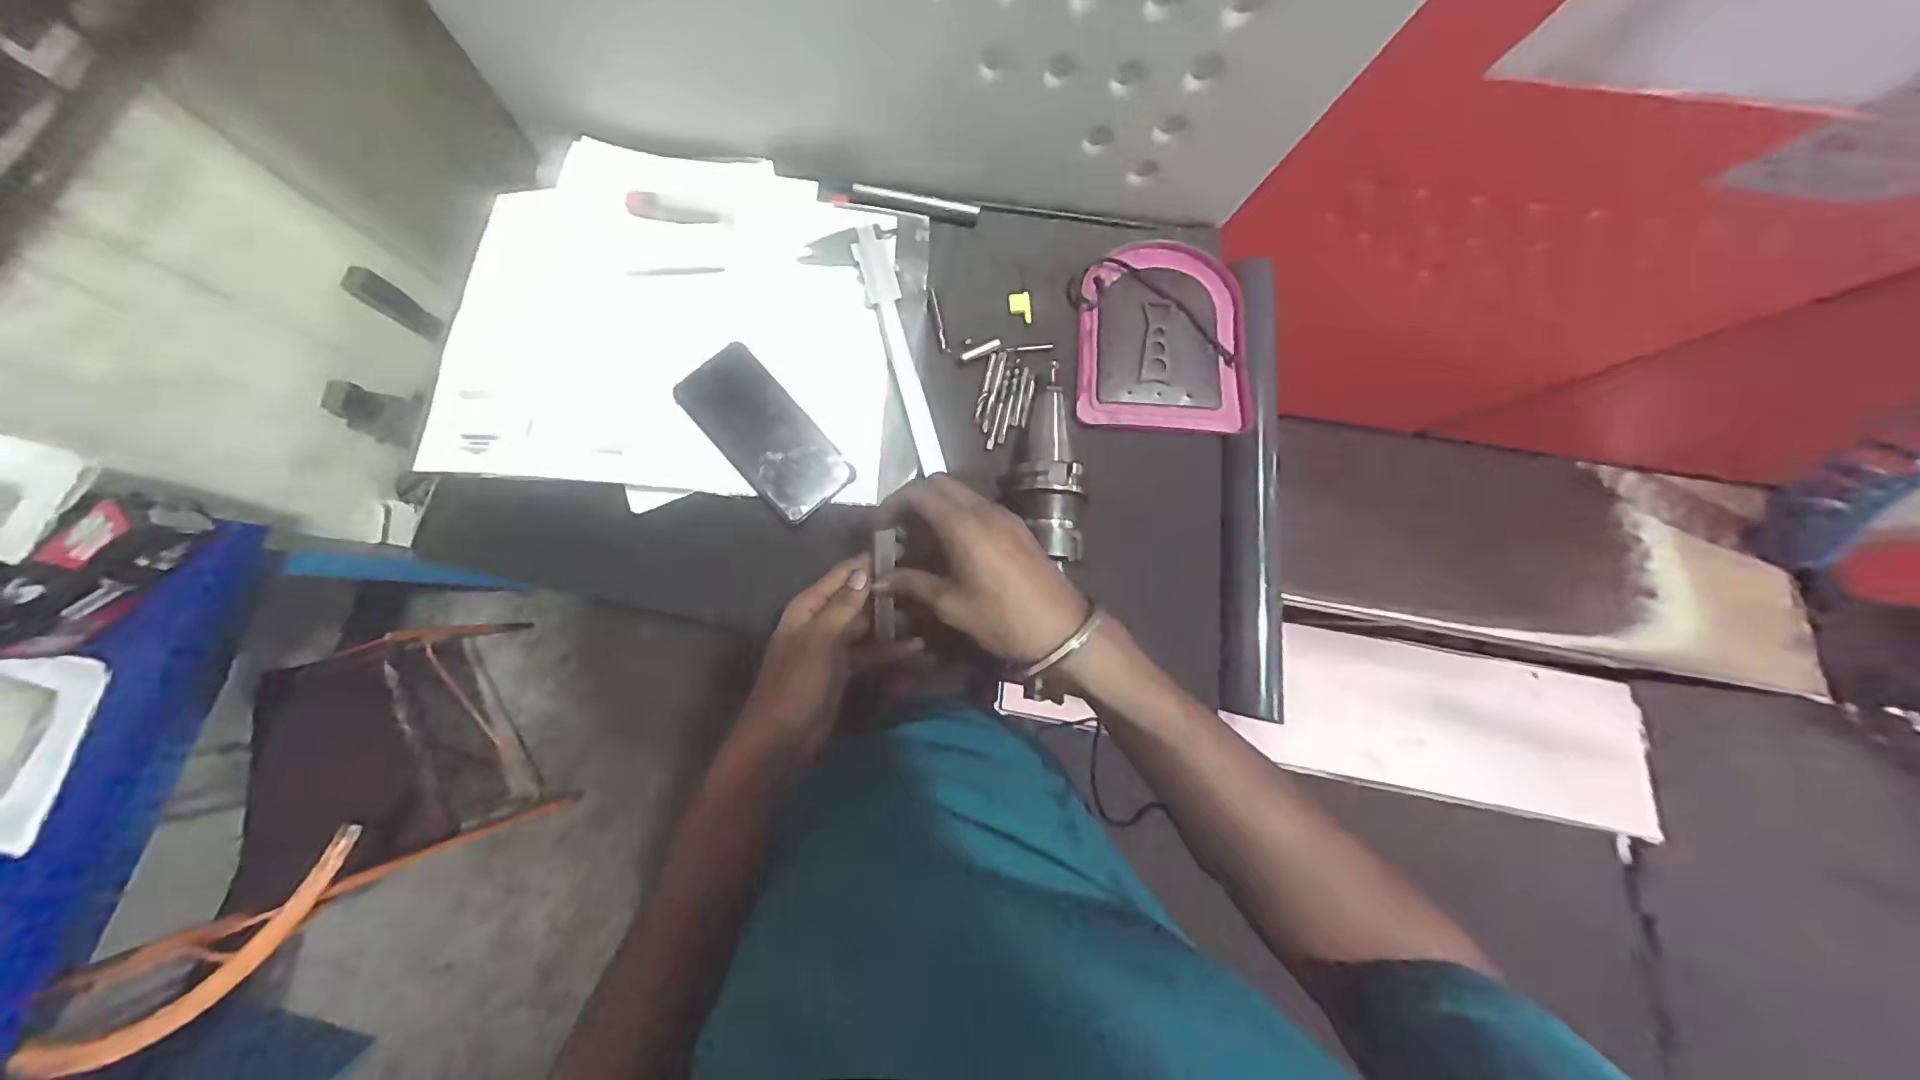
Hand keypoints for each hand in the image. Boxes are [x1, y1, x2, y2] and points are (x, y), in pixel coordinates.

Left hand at [735, 555, 923, 758]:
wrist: (781, 740)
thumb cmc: (797, 685)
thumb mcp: (820, 641)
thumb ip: (843, 606)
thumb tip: (863, 572)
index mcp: (807, 609)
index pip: (841, 576)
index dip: (867, 562)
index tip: (900, 549)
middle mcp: (821, 622)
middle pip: (857, 599)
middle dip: (885, 591)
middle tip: (923, 581)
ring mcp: (834, 647)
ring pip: (867, 626)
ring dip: (892, 621)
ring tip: (926, 611)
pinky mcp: (845, 671)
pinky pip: (870, 653)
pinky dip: (890, 650)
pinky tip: (917, 648)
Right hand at [877, 474, 1089, 663]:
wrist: (1062, 629)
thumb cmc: (1004, 619)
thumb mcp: (953, 606)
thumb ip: (915, 584)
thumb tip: (881, 579)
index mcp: (965, 526)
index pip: (920, 493)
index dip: (893, 504)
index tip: (880, 527)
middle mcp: (985, 510)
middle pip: (940, 483)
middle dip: (913, 499)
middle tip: (898, 530)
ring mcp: (1004, 515)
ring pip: (961, 492)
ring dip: (936, 505)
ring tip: (921, 539)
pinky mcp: (1016, 526)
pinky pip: (979, 505)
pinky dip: (957, 513)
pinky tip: (950, 544)